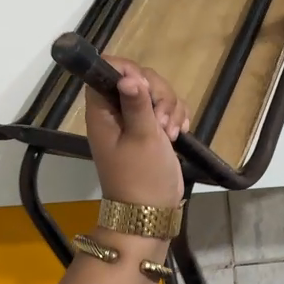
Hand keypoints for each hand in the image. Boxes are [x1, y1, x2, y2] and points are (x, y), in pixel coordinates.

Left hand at [83, 57, 188, 207]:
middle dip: (158, 94)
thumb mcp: (142, 137)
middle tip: (161, 122)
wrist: (151, 213)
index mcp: (103, 111)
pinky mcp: (152, 128)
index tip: (145, 87)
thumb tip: (127, 76)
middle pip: (139, 78)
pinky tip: (179, 133)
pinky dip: (176, 117)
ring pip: (157, 92)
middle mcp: (116, 111)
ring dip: (170, 109)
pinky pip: (167, 108)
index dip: (128, 71)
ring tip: (170, 134)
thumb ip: (136, 104)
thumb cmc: (142, 176)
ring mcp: (135, 120)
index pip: (107, 71)